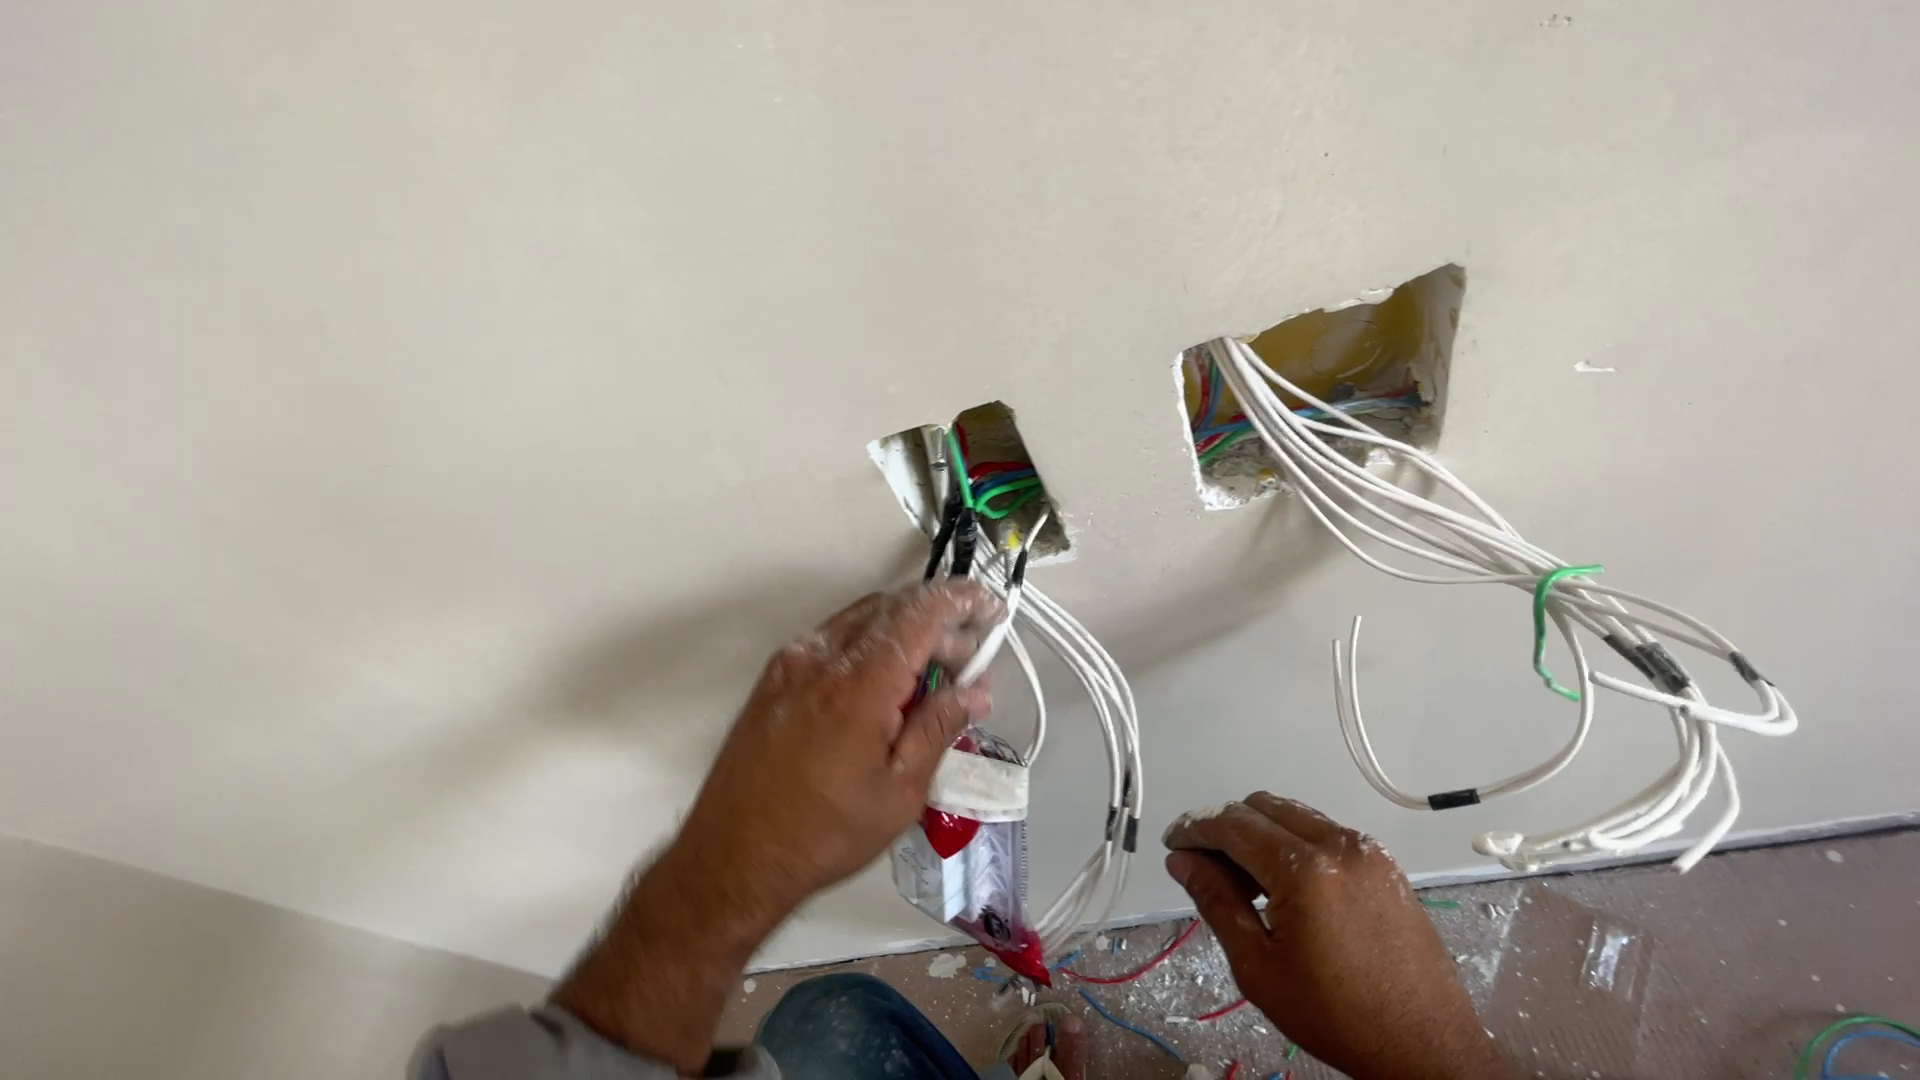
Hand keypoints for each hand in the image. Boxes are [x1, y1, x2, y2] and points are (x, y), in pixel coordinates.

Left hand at [554, 582, 1001, 1072]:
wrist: (732, 857)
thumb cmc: (822, 833)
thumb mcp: (899, 791)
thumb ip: (938, 729)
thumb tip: (973, 693)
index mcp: (858, 683)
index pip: (920, 613)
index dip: (962, 602)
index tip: (991, 608)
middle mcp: (822, 657)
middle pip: (893, 608)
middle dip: (941, 619)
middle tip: (972, 658)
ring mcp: (793, 662)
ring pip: (863, 618)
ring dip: (907, 629)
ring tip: (937, 670)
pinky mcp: (777, 677)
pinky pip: (836, 637)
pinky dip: (873, 642)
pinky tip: (890, 680)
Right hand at [1163, 794, 1521, 1079]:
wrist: (1428, 1049)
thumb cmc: (1336, 1016)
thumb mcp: (1259, 967)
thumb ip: (1216, 902)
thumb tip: (1181, 861)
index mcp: (1304, 870)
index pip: (1232, 824)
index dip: (1194, 828)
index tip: (1172, 844)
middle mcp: (1338, 845)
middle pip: (1260, 806)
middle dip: (1223, 824)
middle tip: (1201, 861)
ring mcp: (1366, 850)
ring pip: (1292, 813)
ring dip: (1257, 830)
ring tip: (1240, 874)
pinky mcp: (1384, 862)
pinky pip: (1322, 830)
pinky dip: (1291, 840)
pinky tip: (1282, 880)